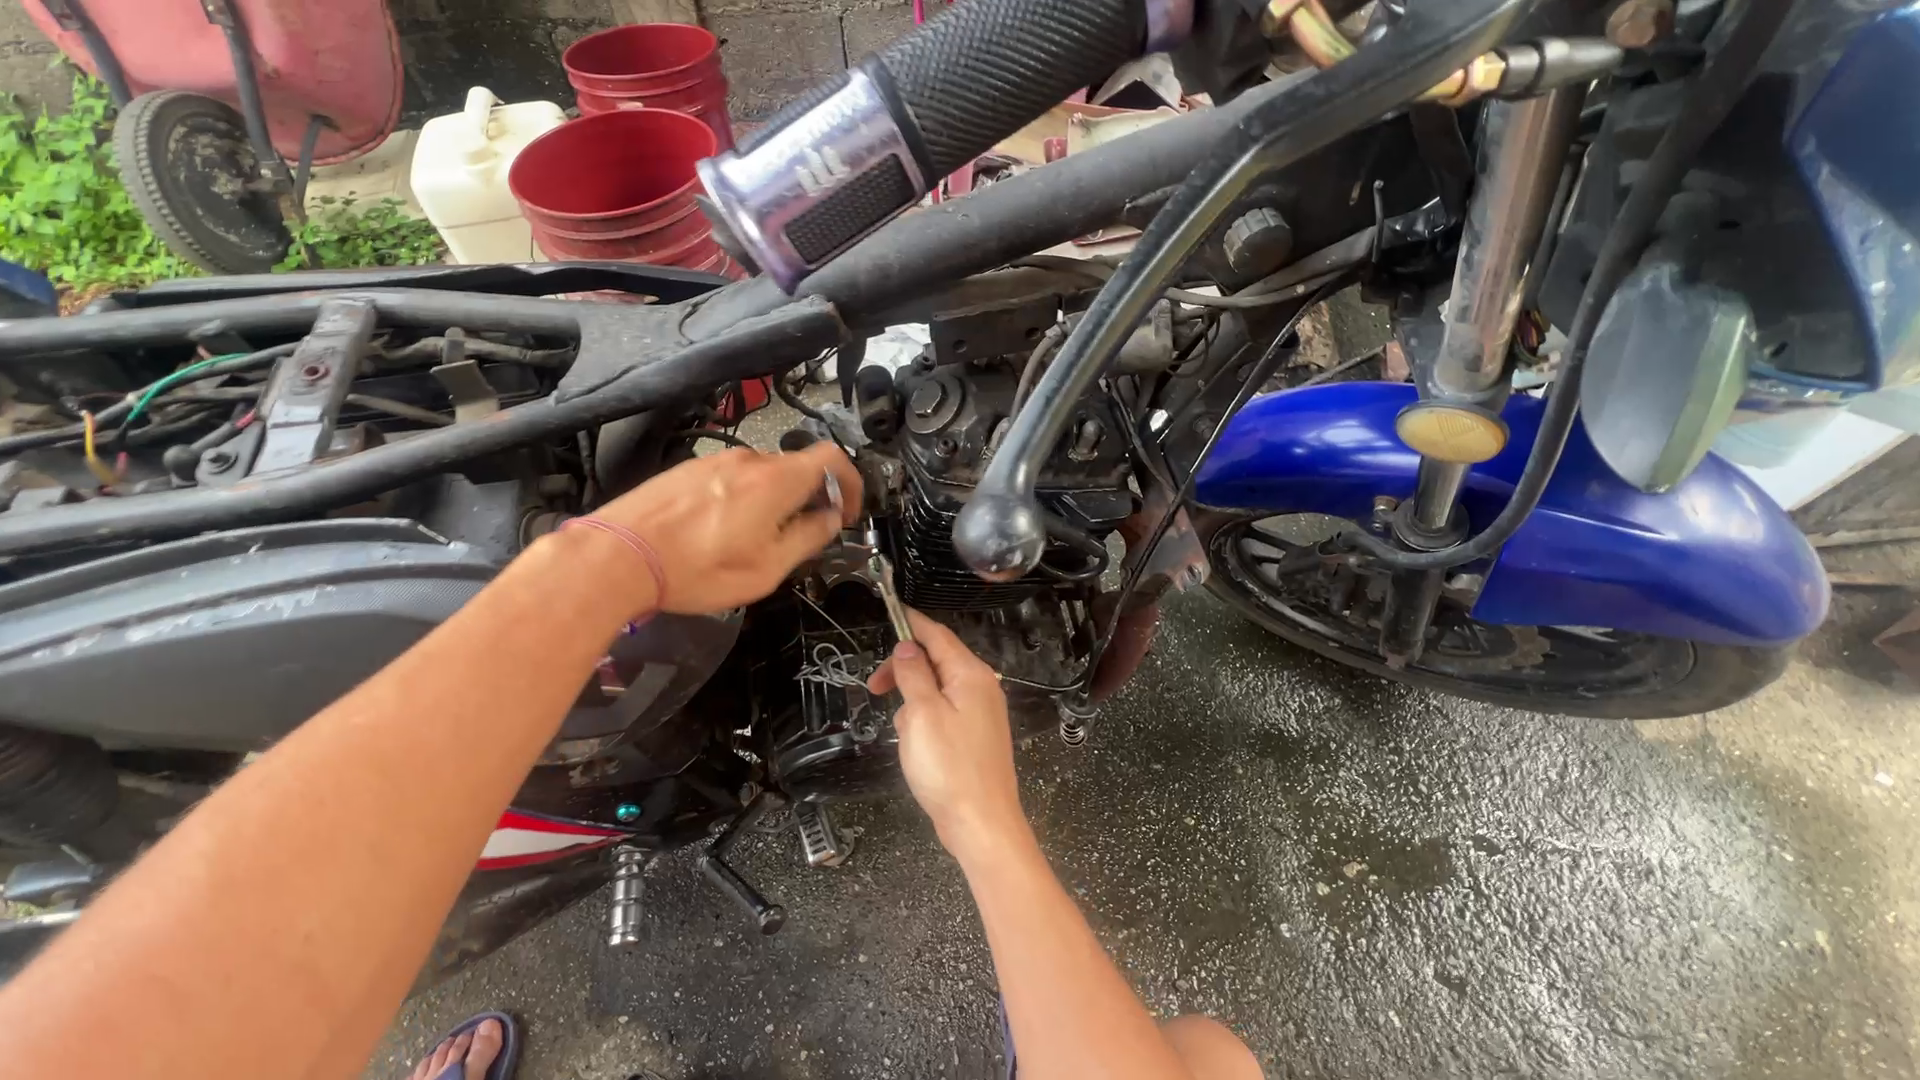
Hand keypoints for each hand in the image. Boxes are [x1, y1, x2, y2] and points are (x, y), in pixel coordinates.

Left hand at [588, 441, 862, 614]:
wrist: (617, 556)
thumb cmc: (694, 569)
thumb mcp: (767, 568)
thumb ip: (808, 538)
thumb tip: (831, 520)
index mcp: (776, 481)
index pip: (834, 459)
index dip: (850, 483)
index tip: (846, 511)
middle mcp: (748, 461)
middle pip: (798, 469)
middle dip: (810, 500)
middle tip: (802, 537)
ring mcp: (715, 462)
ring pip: (763, 476)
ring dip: (774, 503)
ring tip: (754, 543)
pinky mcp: (688, 471)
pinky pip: (731, 480)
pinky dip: (743, 501)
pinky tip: (720, 534)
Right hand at [867, 610, 1026, 860]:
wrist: (981, 823)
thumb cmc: (949, 767)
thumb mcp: (921, 713)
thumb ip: (913, 674)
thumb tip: (907, 647)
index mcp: (971, 676)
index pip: (938, 636)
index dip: (912, 622)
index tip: (890, 611)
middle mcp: (982, 688)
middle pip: (937, 662)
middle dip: (904, 671)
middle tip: (874, 688)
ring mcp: (981, 714)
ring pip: (936, 691)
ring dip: (912, 703)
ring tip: (906, 735)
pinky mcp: (975, 737)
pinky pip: (943, 715)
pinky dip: (924, 722)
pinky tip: (917, 748)